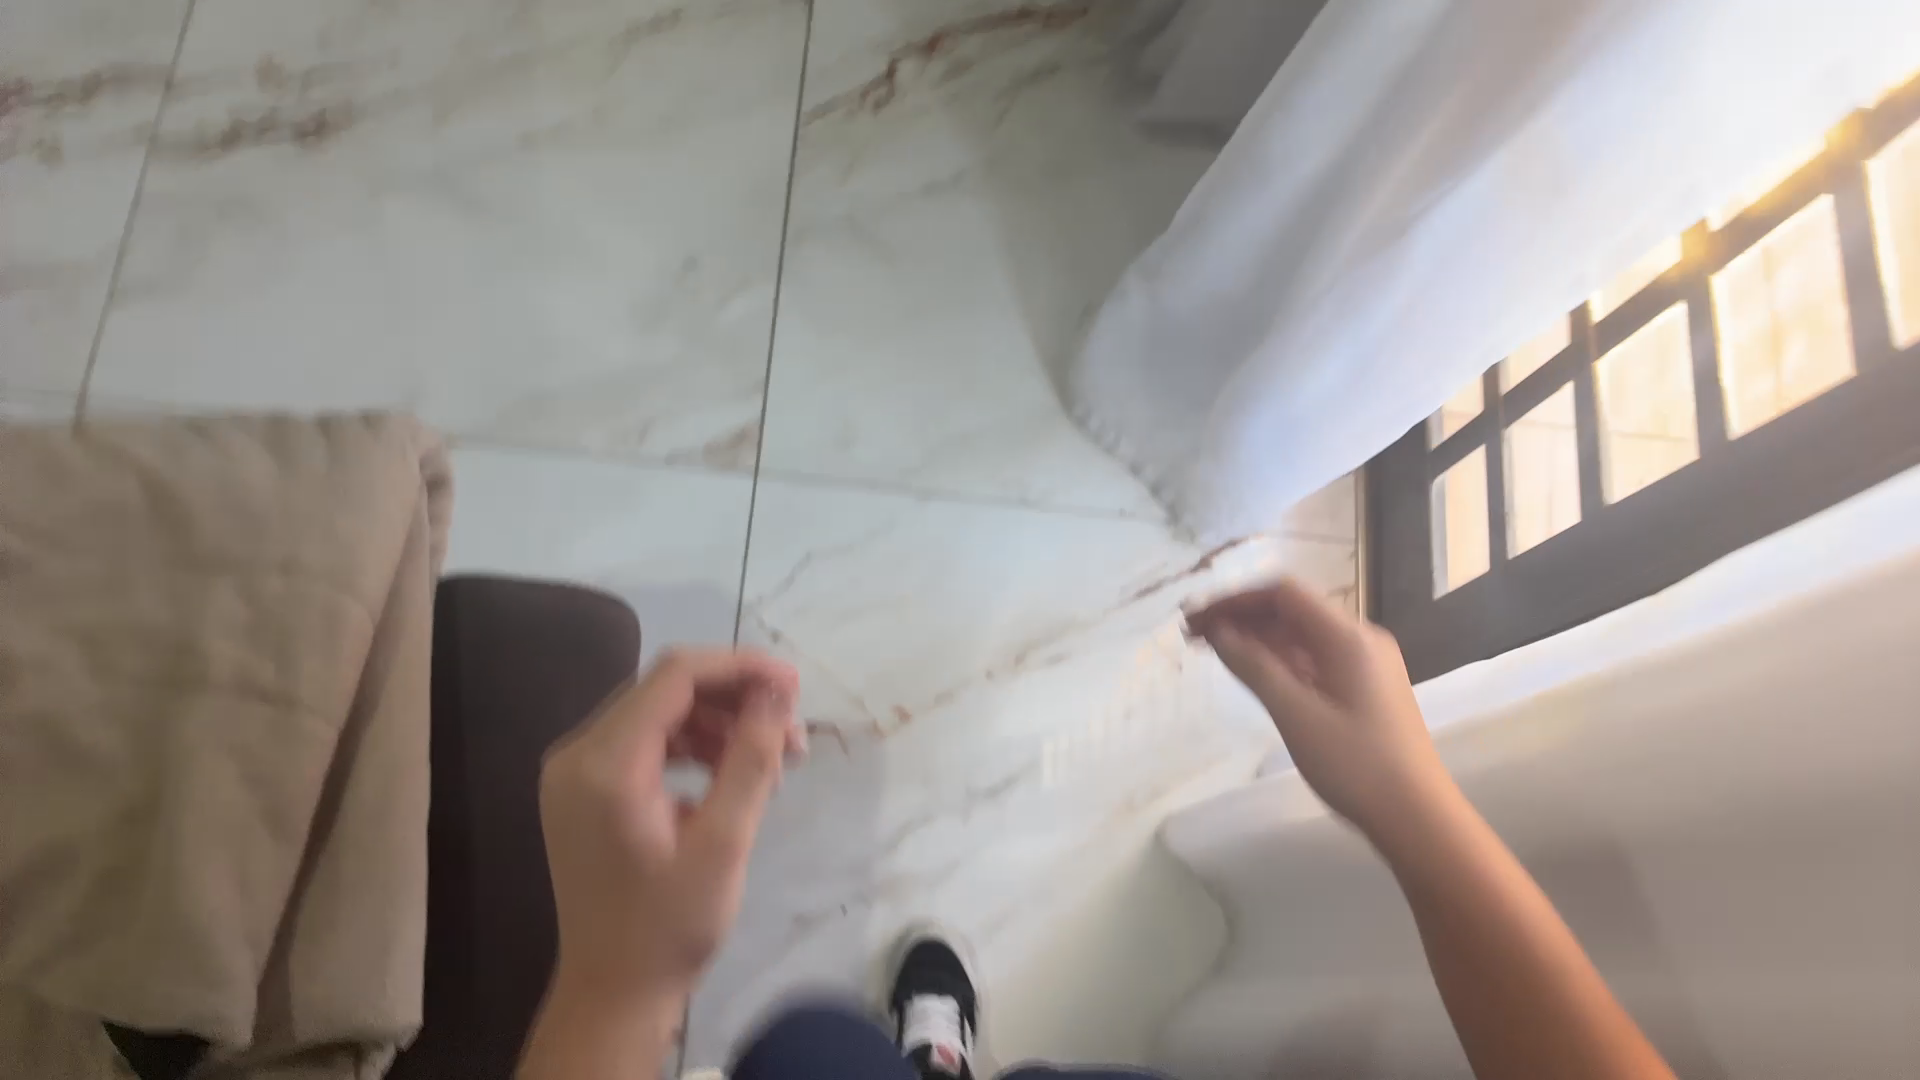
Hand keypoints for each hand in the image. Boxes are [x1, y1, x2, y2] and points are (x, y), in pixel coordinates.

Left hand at [537, 647, 801, 1006]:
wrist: (613, 994)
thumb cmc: (670, 926)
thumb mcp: (725, 842)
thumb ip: (752, 757)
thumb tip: (779, 692)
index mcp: (604, 764)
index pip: (676, 676)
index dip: (740, 667)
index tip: (794, 685)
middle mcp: (579, 753)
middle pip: (668, 688)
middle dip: (737, 696)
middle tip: (792, 728)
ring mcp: (578, 769)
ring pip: (663, 710)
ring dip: (722, 721)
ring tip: (775, 755)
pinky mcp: (588, 786)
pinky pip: (650, 739)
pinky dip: (697, 743)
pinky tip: (733, 770)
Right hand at [1187, 579, 1454, 840]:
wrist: (1419, 820)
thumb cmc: (1356, 766)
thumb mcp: (1295, 714)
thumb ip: (1253, 666)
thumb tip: (1217, 632)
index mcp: (1347, 637)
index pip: (1282, 594)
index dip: (1234, 600)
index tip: (1196, 619)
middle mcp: (1358, 639)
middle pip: (1289, 611)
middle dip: (1239, 617)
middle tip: (1193, 636)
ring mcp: (1363, 663)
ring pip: (1299, 635)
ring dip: (1255, 637)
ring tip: (1212, 650)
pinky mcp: (1361, 687)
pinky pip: (1311, 657)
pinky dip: (1276, 658)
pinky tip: (1250, 671)